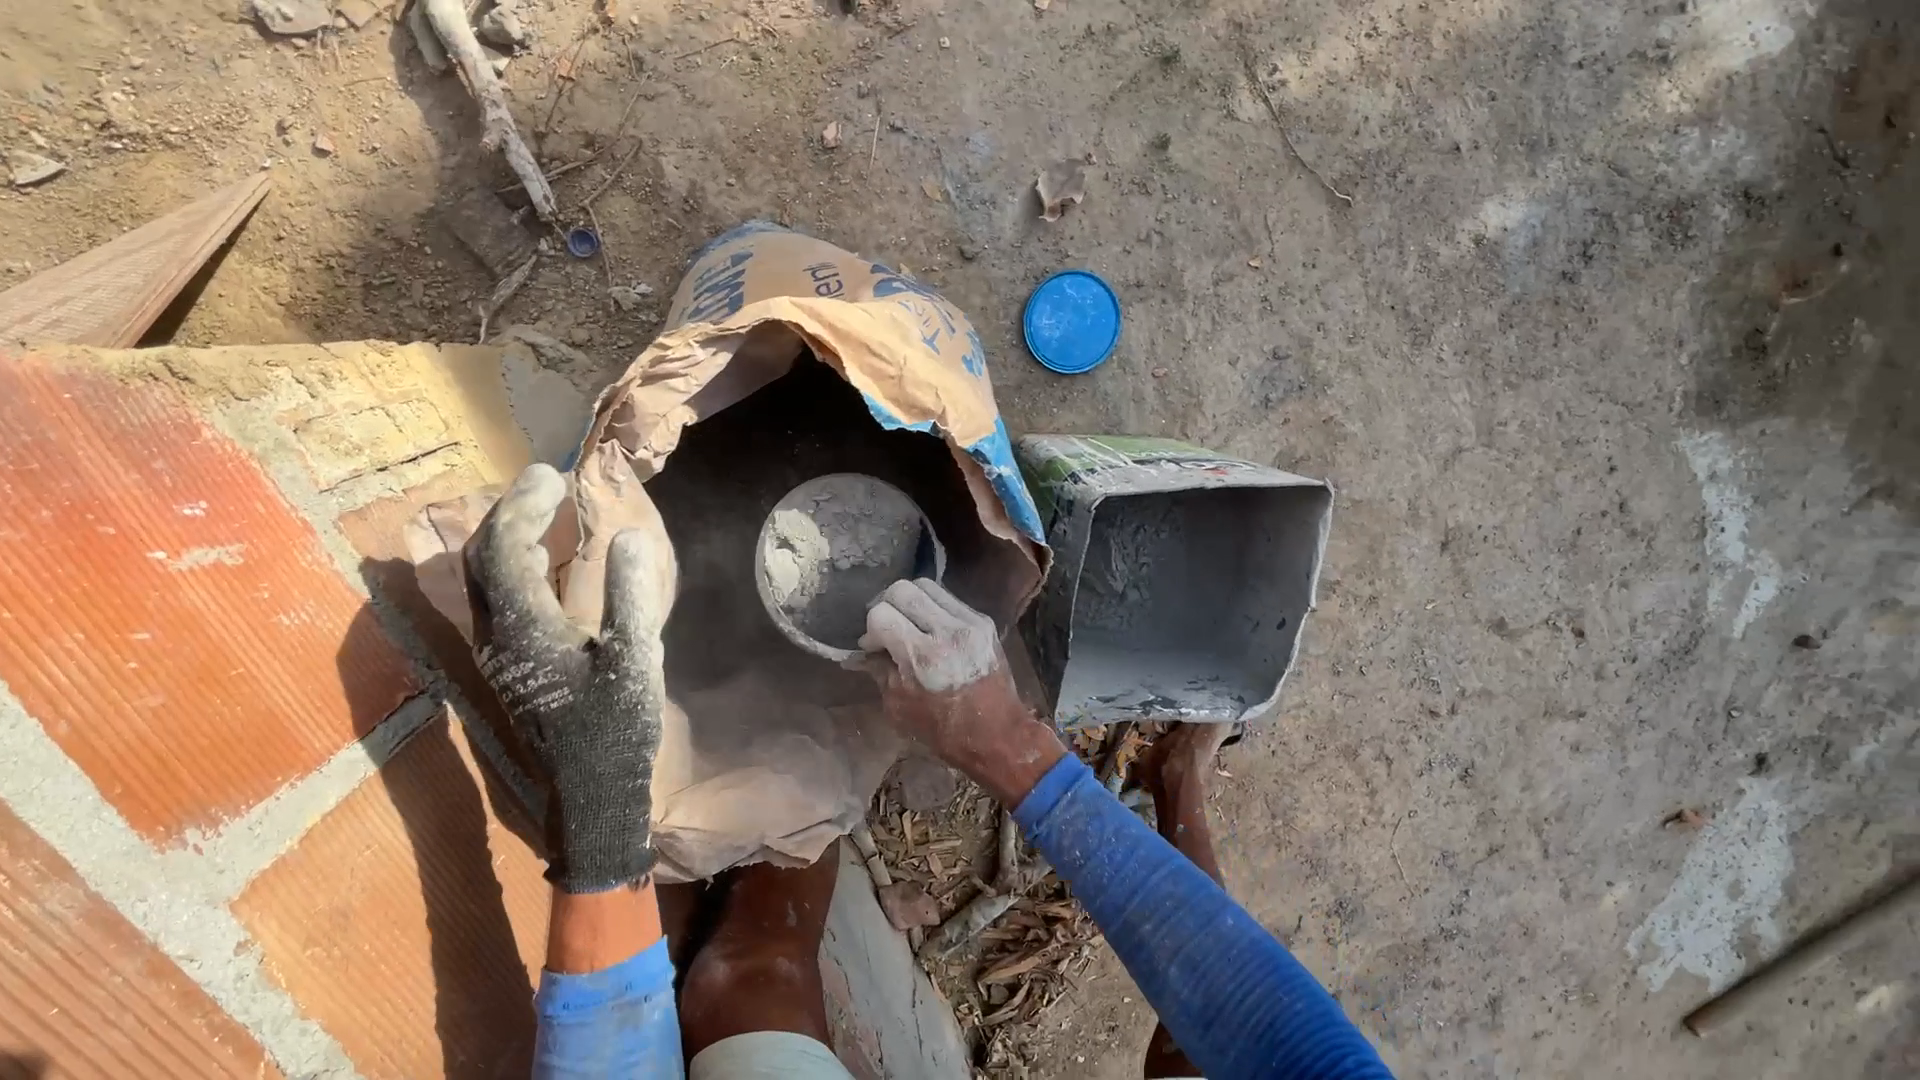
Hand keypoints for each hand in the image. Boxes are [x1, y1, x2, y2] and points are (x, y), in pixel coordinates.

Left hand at [464, 463, 670, 892]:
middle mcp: (499, 636)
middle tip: (543, 484)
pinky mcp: (510, 668)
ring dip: (506, 538)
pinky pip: (497, 601)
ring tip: (542, 514)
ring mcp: (499, 654)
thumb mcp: (636, 662)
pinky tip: (544, 567)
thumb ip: (630, 598)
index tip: (552, 472)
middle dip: (507, 513)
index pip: (505, 550)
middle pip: (482, 559)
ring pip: (483, 581)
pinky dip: (513, 568)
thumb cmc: (615, 729)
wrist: (590, 794)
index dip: (523, 506)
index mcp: (526, 630)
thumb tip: (627, 536)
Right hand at [860, 579, 1064, 804]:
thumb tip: (867, 650)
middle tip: (887, 627)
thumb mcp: (898, 707)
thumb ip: (879, 670)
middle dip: (886, 605)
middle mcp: (947, 631)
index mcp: (922, 657)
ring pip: (927, 585)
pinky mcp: (985, 621)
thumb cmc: (944, 730)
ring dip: (911, 601)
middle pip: (902, 589)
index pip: (881, 614)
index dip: (870, 629)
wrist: (998, 734)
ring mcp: (969, 622)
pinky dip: (933, 607)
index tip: (873, 646)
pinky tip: (931, 628)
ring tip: (908, 623)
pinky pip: (949, 598)